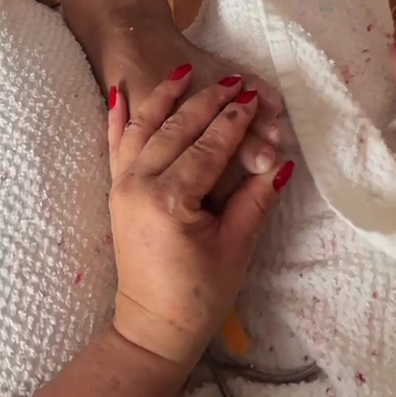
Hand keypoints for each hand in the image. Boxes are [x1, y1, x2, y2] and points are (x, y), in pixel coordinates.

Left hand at [105, 71, 293, 367]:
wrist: (153, 325)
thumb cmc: (200, 293)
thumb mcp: (236, 246)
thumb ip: (255, 198)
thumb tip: (280, 157)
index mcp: (171, 200)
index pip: (209, 147)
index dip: (234, 121)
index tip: (253, 97)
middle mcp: (140, 184)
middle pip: (176, 129)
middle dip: (206, 101)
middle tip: (232, 79)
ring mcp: (122, 184)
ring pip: (143, 128)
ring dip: (164, 97)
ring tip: (183, 71)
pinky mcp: (115, 189)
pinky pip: (114, 144)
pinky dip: (118, 117)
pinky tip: (120, 91)